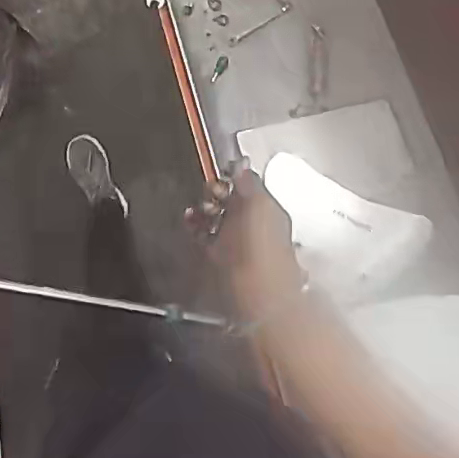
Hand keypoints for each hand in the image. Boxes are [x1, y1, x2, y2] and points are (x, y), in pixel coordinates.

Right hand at [186, 166, 303, 315]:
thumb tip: (242, 163)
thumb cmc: (262, 248)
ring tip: (197, 208)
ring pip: (218, 218)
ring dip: (205, 209)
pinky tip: (189, 220)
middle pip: (232, 202)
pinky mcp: (221, 258)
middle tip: (208, 192)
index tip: (221, 173)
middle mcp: (255, 225)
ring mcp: (237, 242)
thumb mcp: (259, 207)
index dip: (234, 178)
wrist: (259, 294)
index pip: (250, 187)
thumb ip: (250, 184)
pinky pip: (206, 236)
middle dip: (217, 193)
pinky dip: (196, 227)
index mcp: (269, 211)